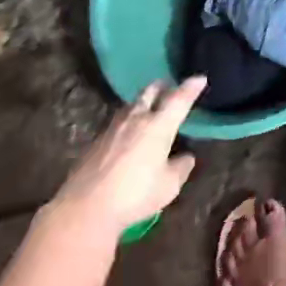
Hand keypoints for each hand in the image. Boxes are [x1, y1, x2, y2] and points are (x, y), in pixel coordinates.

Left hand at [54, 77, 204, 232]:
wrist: (86, 207)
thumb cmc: (135, 194)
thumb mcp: (169, 185)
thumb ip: (180, 167)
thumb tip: (186, 157)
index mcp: (158, 126)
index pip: (178, 100)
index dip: (190, 87)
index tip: (199, 78)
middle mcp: (136, 120)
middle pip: (149, 94)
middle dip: (161, 87)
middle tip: (169, 85)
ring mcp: (112, 129)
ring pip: (131, 106)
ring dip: (142, 102)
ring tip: (149, 106)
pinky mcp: (96, 142)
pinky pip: (117, 122)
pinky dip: (128, 121)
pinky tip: (128, 133)